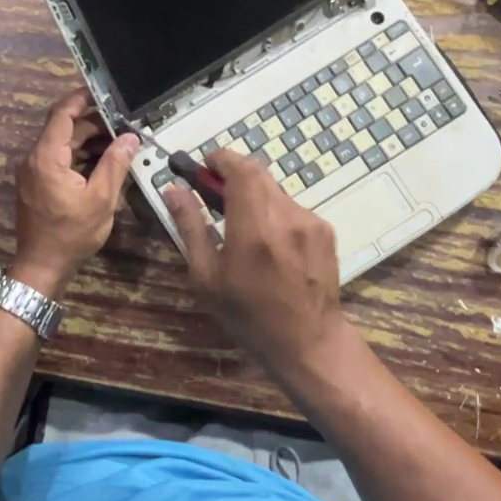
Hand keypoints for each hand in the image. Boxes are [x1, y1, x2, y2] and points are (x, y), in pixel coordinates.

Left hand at [10, 89, 139, 296]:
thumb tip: (130, 137)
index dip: (81, 98)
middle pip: (62, 128)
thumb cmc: (71, 234)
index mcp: (46, 157)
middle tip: (122, 121)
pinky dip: (78, 155)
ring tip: (118, 139)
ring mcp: (32, 171)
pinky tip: (101, 160)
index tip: (102, 91)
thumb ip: (115, 163)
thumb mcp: (101, 199)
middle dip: (92, 121)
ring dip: (87, 140)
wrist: (41, 266)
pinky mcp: (35, 183)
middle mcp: (34, 158)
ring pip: (60, 144)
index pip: (62, 114)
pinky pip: (57, 159)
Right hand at [164, 150, 351, 367]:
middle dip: (235, 173)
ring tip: (243, 224)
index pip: (240, 170)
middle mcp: (285, 216)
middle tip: (216, 190)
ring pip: (276, 191)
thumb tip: (174, 191)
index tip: (206, 164)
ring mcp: (310, 222)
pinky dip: (275, 213)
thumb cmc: (247, 315)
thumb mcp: (207, 277)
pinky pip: (293, 208)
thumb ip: (191, 228)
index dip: (222, 158)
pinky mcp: (325, 231)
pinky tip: (270, 243)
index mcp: (253, 228)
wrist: (307, 341)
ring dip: (255, 196)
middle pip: (259, 173)